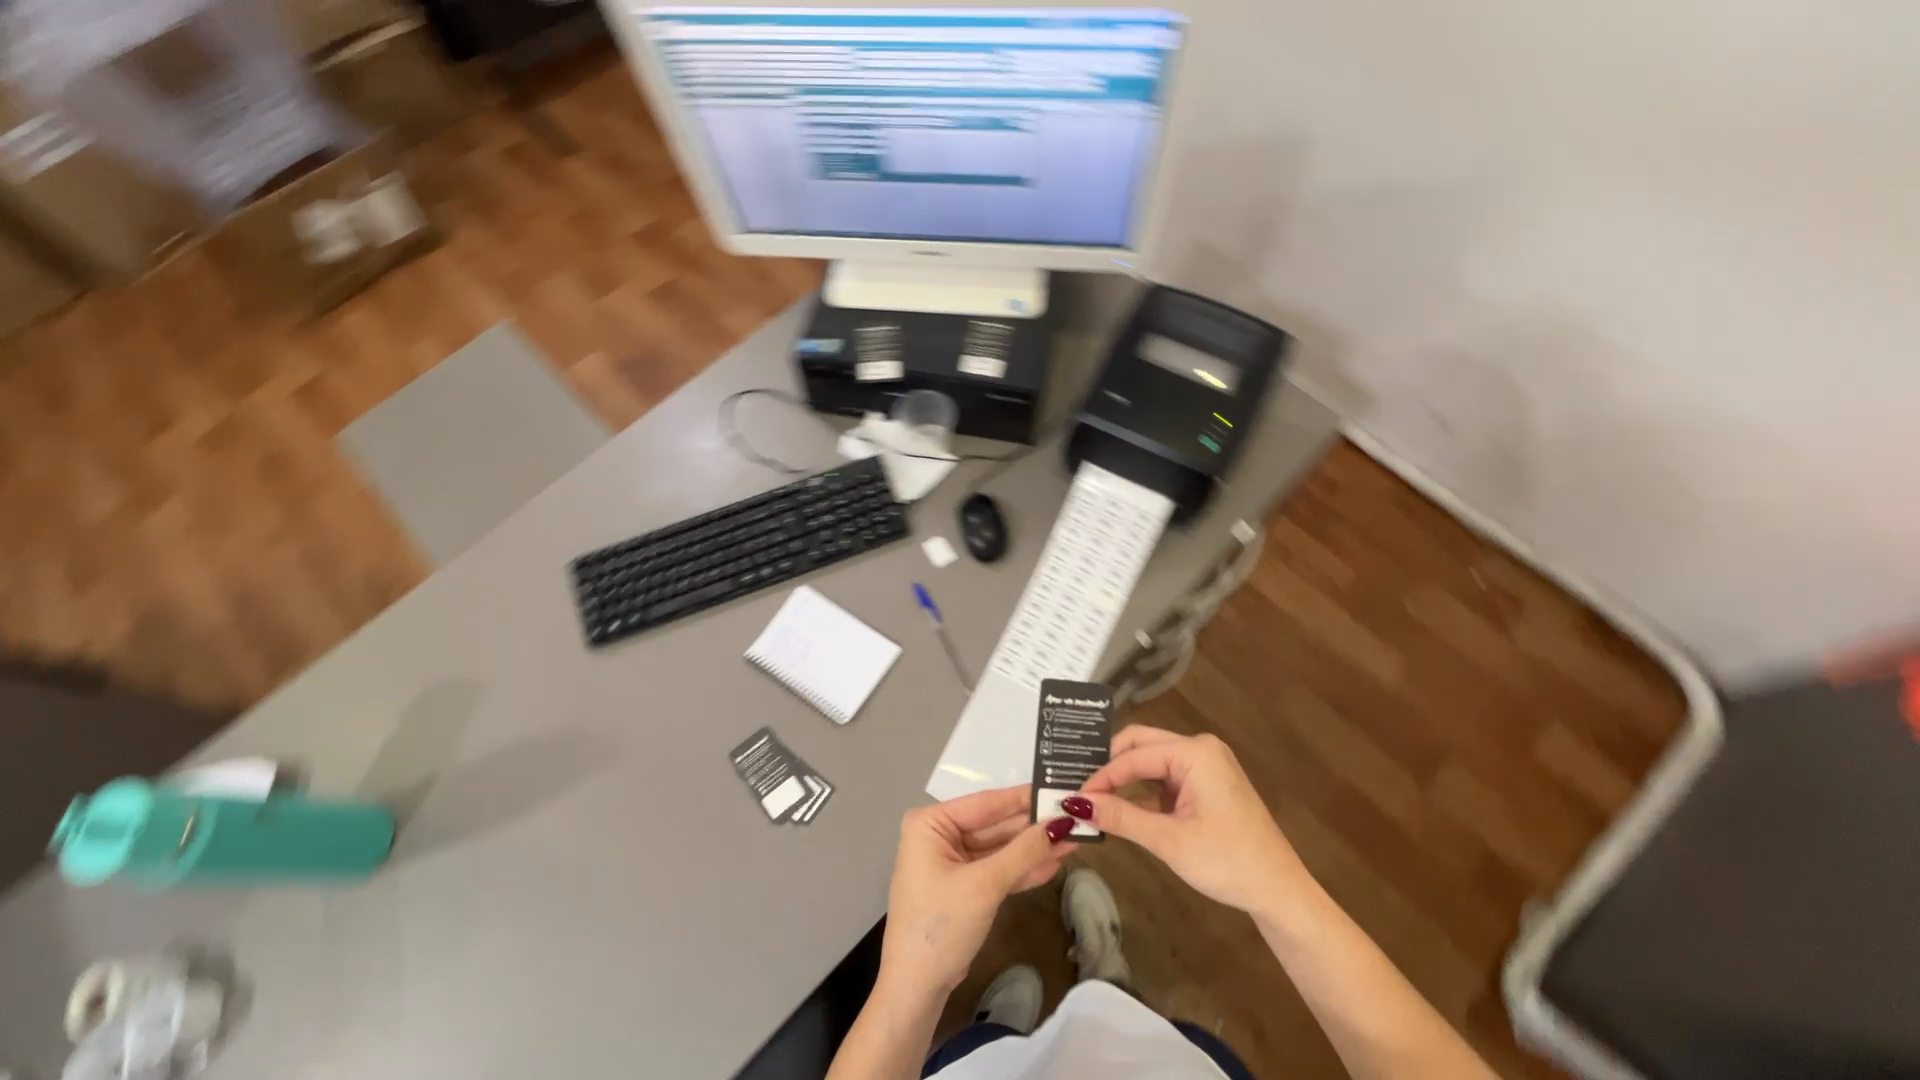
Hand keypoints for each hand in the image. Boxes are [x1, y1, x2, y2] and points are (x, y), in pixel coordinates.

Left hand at [879, 785, 1073, 999]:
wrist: (917, 987)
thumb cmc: (942, 924)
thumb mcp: (985, 885)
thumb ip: (1024, 851)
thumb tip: (1063, 821)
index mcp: (931, 823)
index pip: (987, 803)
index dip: (1026, 797)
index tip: (1062, 787)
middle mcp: (939, 835)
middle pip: (996, 825)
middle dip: (1035, 826)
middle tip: (1077, 817)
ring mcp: (952, 862)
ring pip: (1001, 849)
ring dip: (1035, 848)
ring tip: (1076, 839)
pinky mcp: (964, 887)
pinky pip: (998, 869)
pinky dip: (1023, 869)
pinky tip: (1055, 862)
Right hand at [1066, 726, 1309, 916]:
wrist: (1279, 891)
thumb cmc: (1227, 861)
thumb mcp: (1168, 840)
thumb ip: (1121, 816)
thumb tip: (1075, 804)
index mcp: (1195, 752)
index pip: (1133, 755)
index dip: (1100, 776)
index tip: (1071, 798)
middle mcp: (1200, 749)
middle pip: (1139, 745)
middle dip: (1108, 767)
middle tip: (1077, 789)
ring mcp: (1205, 766)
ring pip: (1150, 762)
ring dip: (1122, 780)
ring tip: (1090, 798)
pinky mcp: (1205, 785)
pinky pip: (1163, 778)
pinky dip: (1141, 792)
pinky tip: (1118, 810)